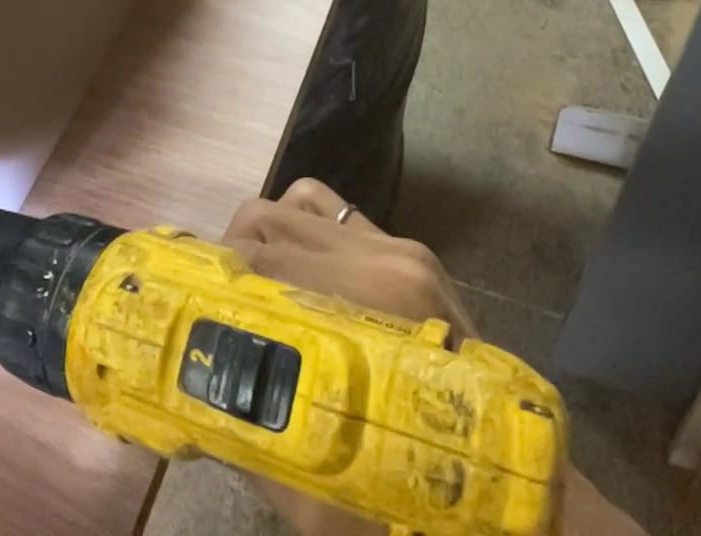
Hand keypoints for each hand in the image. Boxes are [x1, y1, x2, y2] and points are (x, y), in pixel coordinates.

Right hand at [222, 179, 647, 535]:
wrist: (516, 485)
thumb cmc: (414, 495)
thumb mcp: (319, 490)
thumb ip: (246, 435)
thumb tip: (183, 397)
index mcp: (363, 308)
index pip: (255, 257)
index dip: (206, 279)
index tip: (186, 310)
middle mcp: (383, 259)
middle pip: (264, 219)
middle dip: (225, 260)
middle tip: (216, 308)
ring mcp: (400, 248)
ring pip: (291, 204)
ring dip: (258, 240)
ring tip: (254, 287)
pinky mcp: (408, 249)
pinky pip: (328, 206)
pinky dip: (296, 222)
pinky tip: (293, 266)